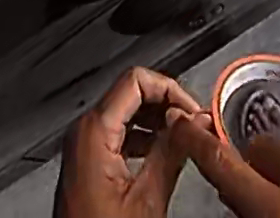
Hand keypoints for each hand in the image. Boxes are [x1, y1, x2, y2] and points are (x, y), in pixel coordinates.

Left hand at [55, 68, 204, 217]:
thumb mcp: (147, 199)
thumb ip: (170, 153)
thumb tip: (192, 123)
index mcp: (94, 128)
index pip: (135, 80)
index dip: (169, 89)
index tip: (195, 110)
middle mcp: (84, 127)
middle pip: (130, 92)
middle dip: (166, 103)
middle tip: (196, 124)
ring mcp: (84, 141)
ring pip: (125, 110)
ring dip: (157, 119)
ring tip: (186, 138)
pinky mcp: (87, 157)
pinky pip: (118, 131)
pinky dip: (143, 135)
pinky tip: (164, 152)